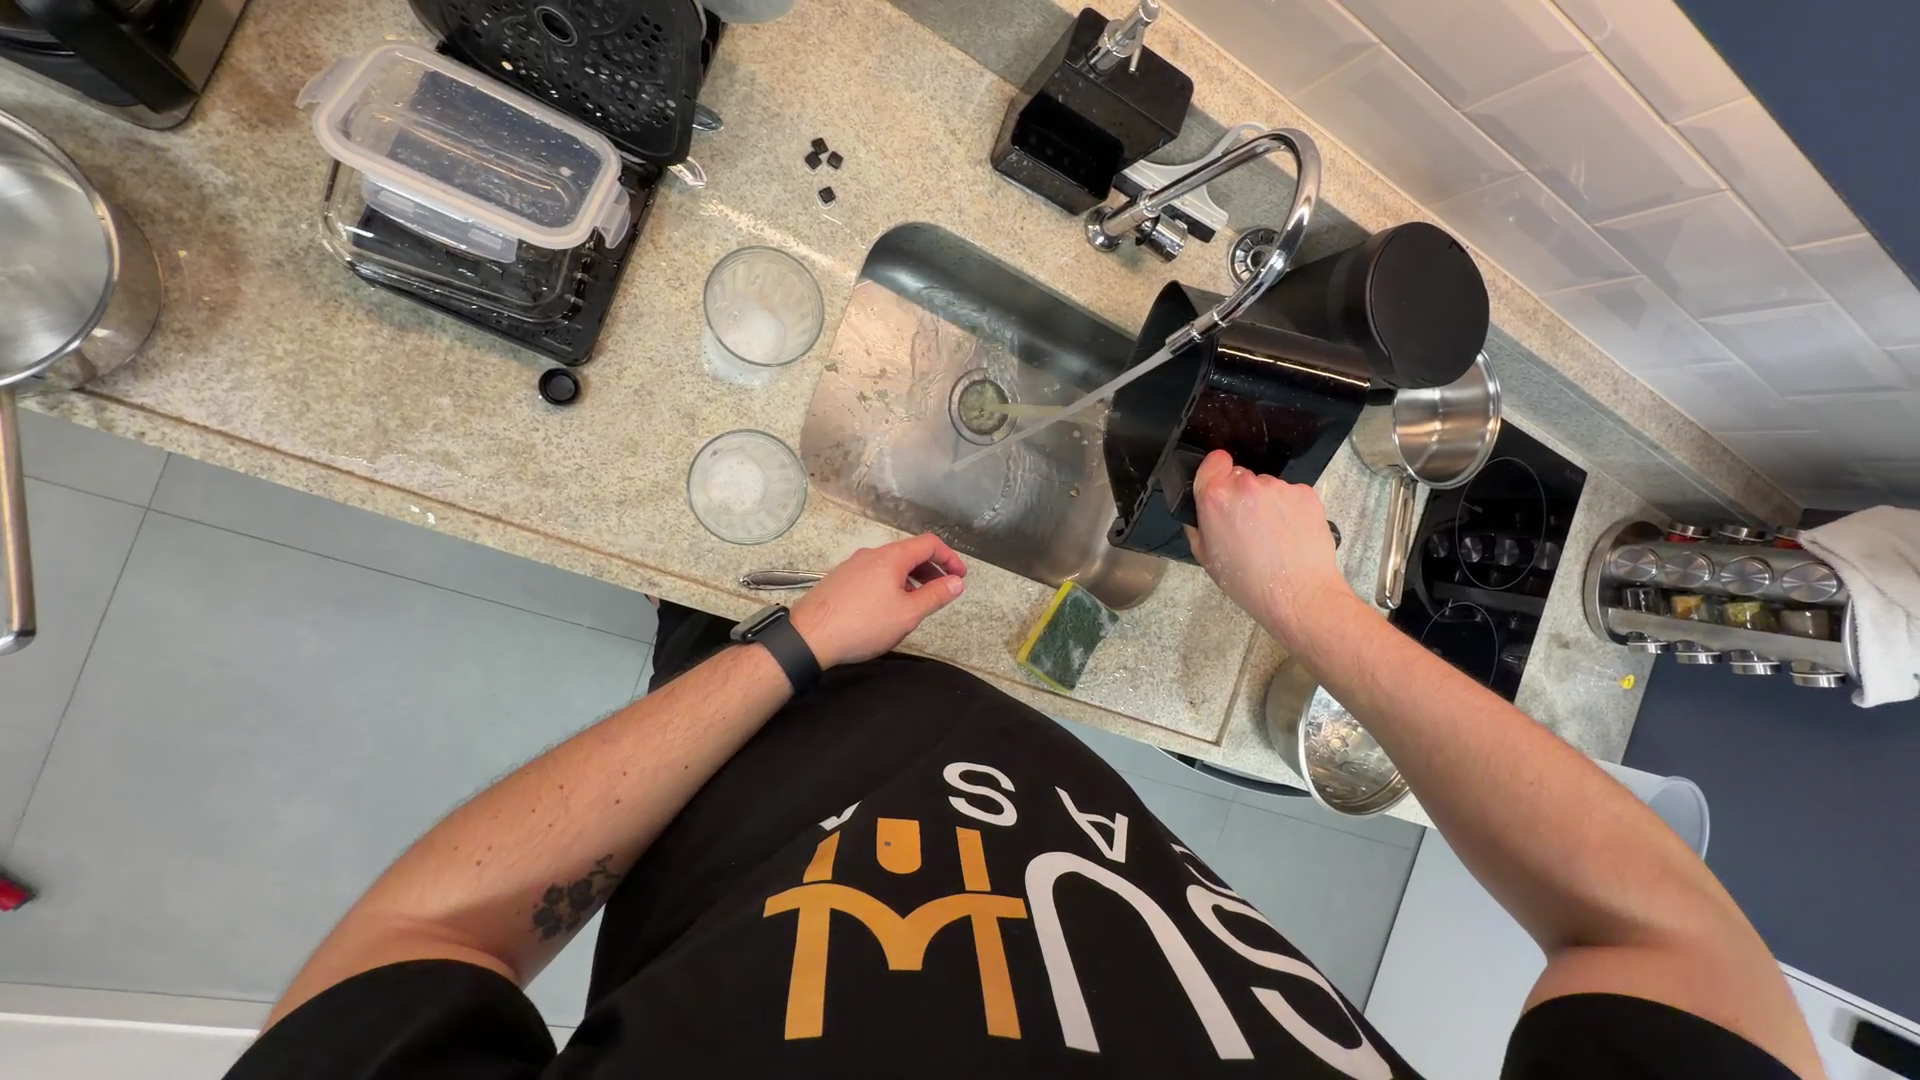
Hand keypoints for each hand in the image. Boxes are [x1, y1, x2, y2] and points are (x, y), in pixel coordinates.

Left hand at [789, 533, 967, 667]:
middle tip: (944, 589)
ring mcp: (853, 566)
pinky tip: (888, 607)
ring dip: (911, 577)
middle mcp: (871, 554)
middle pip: (909, 552)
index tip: (960, 576)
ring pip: (890, 565)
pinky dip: (891, 583)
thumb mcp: (908, 614)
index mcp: (891, 557)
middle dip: (931, 569)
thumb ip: (935, 595)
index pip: (929, 544)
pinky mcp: (840, 580)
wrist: (809, 636)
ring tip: (919, 601)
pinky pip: (874, 574)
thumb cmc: (863, 624)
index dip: (950, 557)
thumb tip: (956, 582)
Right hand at [1184, 449, 1353, 645]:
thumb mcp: (1204, 556)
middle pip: (1240, 475)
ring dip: (1266, 503)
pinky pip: (1290, 494)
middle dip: (1240, 494)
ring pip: (1266, 486)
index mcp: (1215, 497)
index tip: (1220, 488)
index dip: (1216, 473)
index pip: (1214, 460)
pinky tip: (1289, 534)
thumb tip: (1200, 511)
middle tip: (1246, 524)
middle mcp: (1246, 484)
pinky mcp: (1305, 494)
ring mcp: (1279, 487)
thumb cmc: (1249, 582)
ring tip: (1271, 535)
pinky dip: (1288, 509)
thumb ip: (1197, 524)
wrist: (1297, 595)